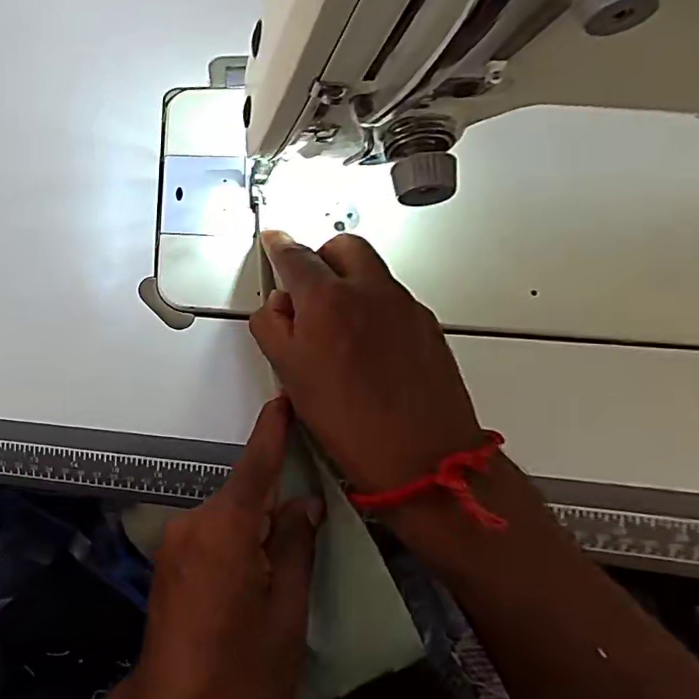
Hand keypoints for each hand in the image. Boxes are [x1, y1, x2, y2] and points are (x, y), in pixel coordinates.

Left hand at [131, 396, 322, 698]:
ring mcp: (174, 542)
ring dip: (253, 528)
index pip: (253, 468)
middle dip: (272, 498)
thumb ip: (294, 547)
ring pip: (224, 518)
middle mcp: (191, 522)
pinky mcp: (168, 563)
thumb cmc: (246, 670)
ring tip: (287, 559)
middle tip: (312, 504)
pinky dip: (235, 542)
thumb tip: (303, 502)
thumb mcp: (287, 610)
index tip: (280, 399)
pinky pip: (209, 537)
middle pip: (238, 495)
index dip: (270, 433)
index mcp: (223, 526)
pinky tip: (255, 572)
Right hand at [248, 231, 486, 494]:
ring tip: (332, 322)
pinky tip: (361, 344)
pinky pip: (393, 299)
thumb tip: (276, 309)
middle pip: (344, 246)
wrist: (420, 457)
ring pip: (371, 271)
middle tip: (305, 281)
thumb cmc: (354, 420)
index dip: (279, 245)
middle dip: (321, 255)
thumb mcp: (285, 370)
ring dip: (348, 281)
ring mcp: (405, 309)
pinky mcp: (427, 328)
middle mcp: (371, 293)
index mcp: (328, 299)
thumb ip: (270, 324)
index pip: (296, 255)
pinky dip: (372, 306)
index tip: (275, 241)